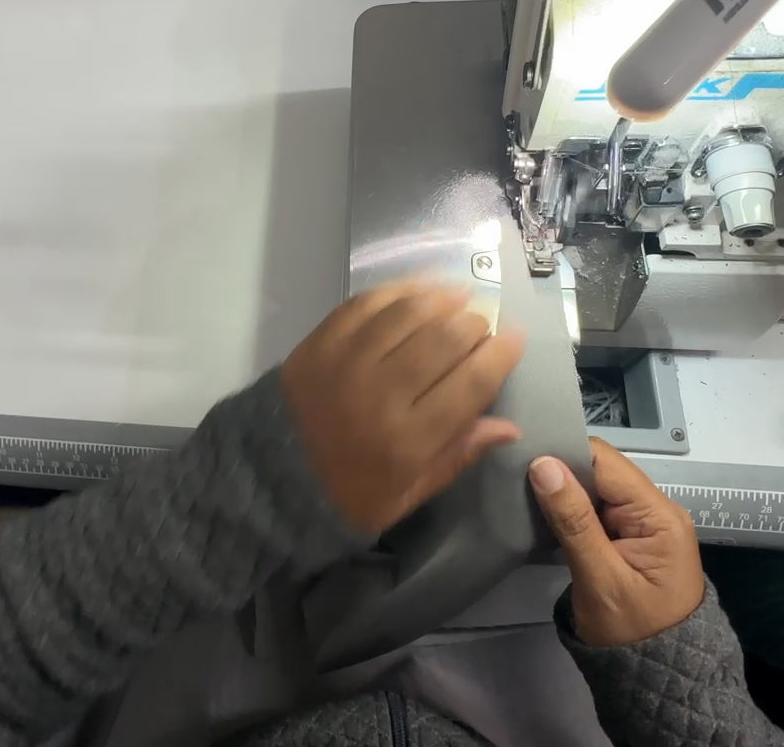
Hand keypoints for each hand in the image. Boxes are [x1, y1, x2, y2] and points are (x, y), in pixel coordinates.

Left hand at [282, 281, 524, 534]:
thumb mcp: (405, 496)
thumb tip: (508, 426)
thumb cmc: (344, 495)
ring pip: (408, 314)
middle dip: (473, 325)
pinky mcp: (322, 340)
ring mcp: (348, 360)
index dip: (500, 355)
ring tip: (460, 295)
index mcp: (408, 440)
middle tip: (484, 322)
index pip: (470, 384)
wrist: (267, 476)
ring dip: (441, 298)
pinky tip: (418, 288)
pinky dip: (398, 290)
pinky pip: (368, 303)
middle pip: (444, 340)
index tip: (516, 336)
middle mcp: (381, 392)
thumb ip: (456, 456)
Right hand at [528, 438, 703, 646]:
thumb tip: (543, 464)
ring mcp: (643, 522)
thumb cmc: (633, 632)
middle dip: (561, 471)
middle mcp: (655, 509)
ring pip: (594, 486)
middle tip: (519, 478)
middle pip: (600, 469)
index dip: (566, 455)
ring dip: (563, 490)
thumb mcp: (600, 580)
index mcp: (658, 515)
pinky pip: (595, 506)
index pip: (605, 461)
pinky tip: (546, 513)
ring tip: (526, 493)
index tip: (525, 460)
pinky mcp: (629, 535)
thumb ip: (573, 520)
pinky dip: (570, 507)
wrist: (659, 682)